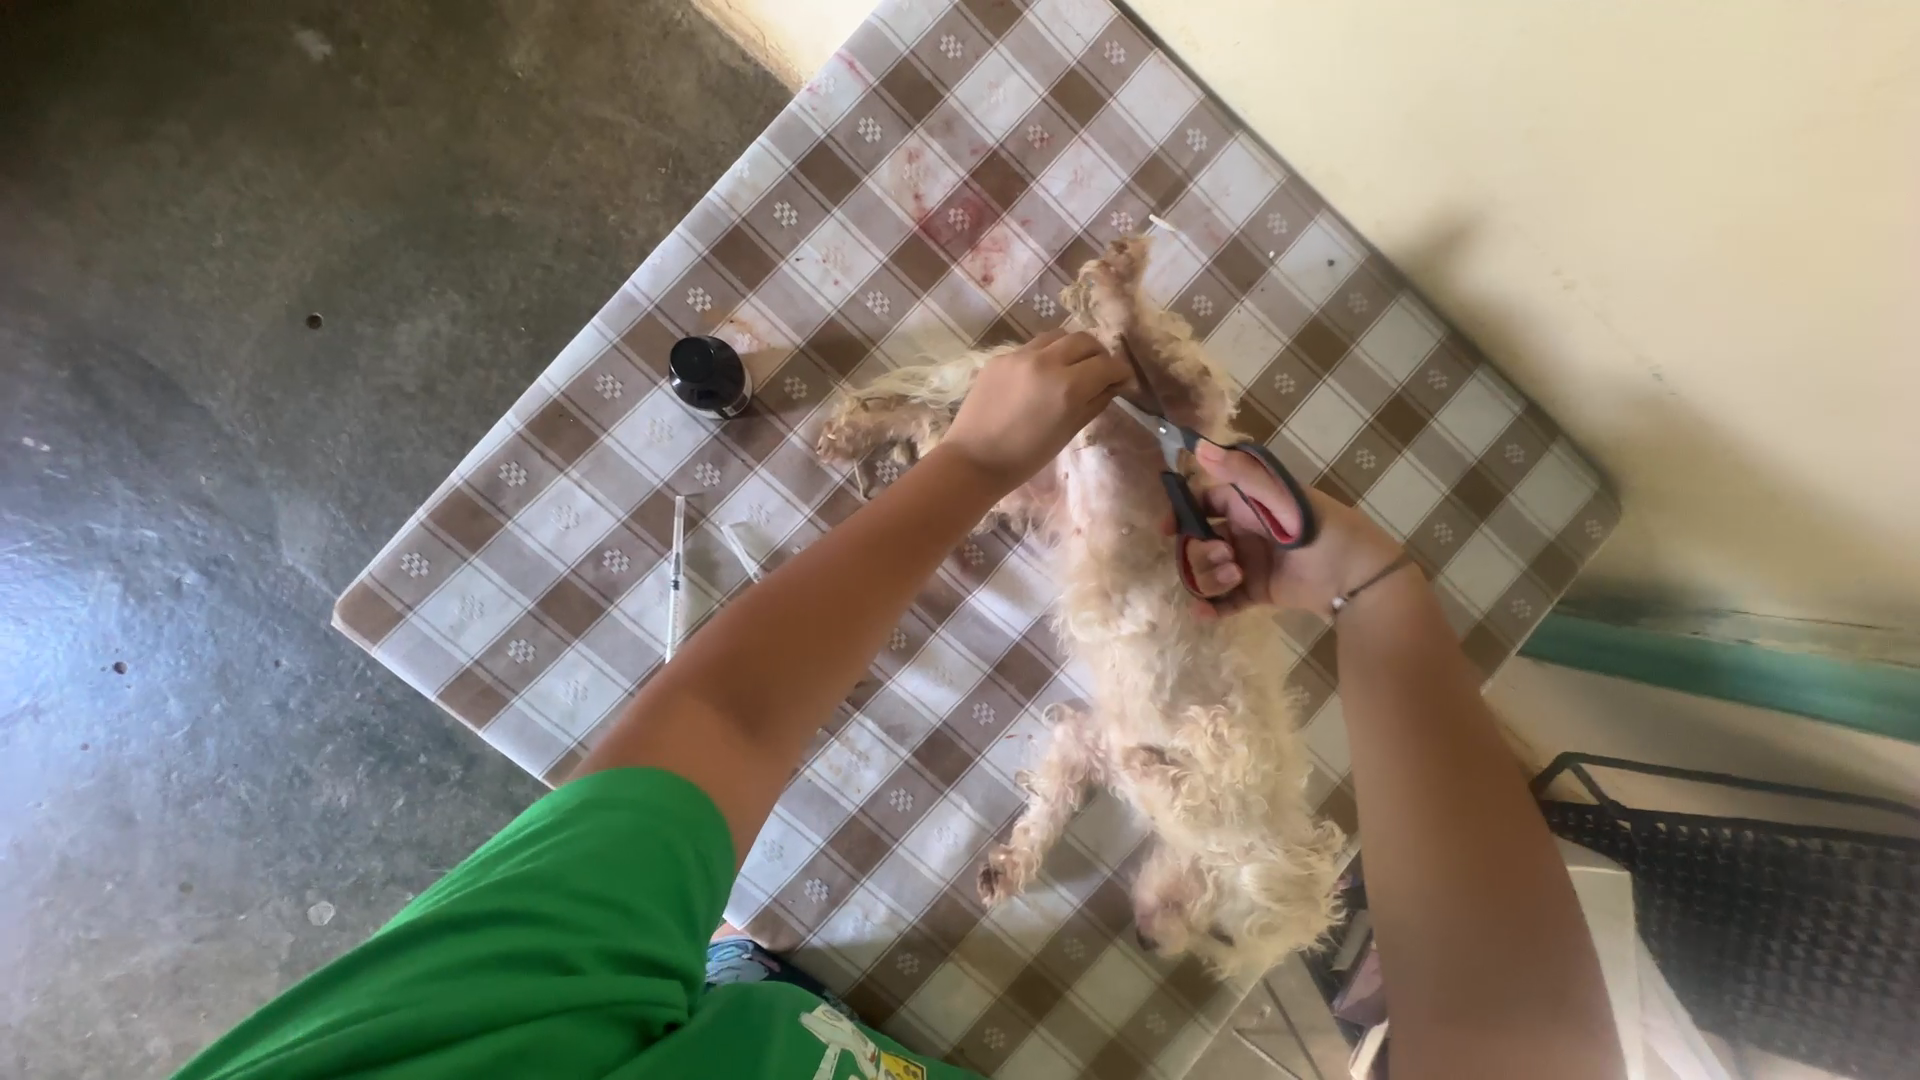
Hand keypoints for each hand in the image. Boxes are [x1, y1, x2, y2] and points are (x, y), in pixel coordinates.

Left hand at [943, 330, 1130, 487]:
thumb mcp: (1068, 432)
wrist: (974, 459)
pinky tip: (1040, 376)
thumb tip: (1113, 385)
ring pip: (1058, 336)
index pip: (1107, 364)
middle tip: (1099, 371)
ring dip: (1072, 348)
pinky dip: (1044, 356)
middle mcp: (1045, 362)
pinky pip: (1032, 347)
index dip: (1120, 371)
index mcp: (1067, 387)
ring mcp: (1019, 356)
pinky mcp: (999, 357)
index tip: (1122, 380)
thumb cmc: (1026, 457)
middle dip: (1098, 354)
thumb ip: (1095, 402)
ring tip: (1071, 367)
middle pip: (1085, 340)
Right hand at [1179, 440, 1406, 616]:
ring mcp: (1246, 563)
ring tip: (1235, 579)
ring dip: (1208, 578)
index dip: (1181, 515)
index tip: (1168, 530)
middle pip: (1197, 542)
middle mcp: (1241, 533)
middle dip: (1199, 553)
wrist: (1355, 576)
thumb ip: (1240, 474)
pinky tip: (1203, 613)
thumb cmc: (1319, 528)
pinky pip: (1222, 601)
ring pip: (1205, 572)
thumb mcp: (1280, 497)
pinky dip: (1209, 607)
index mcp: (1245, 505)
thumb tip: (1199, 447)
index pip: (1201, 505)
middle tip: (1226, 557)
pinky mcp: (1255, 592)